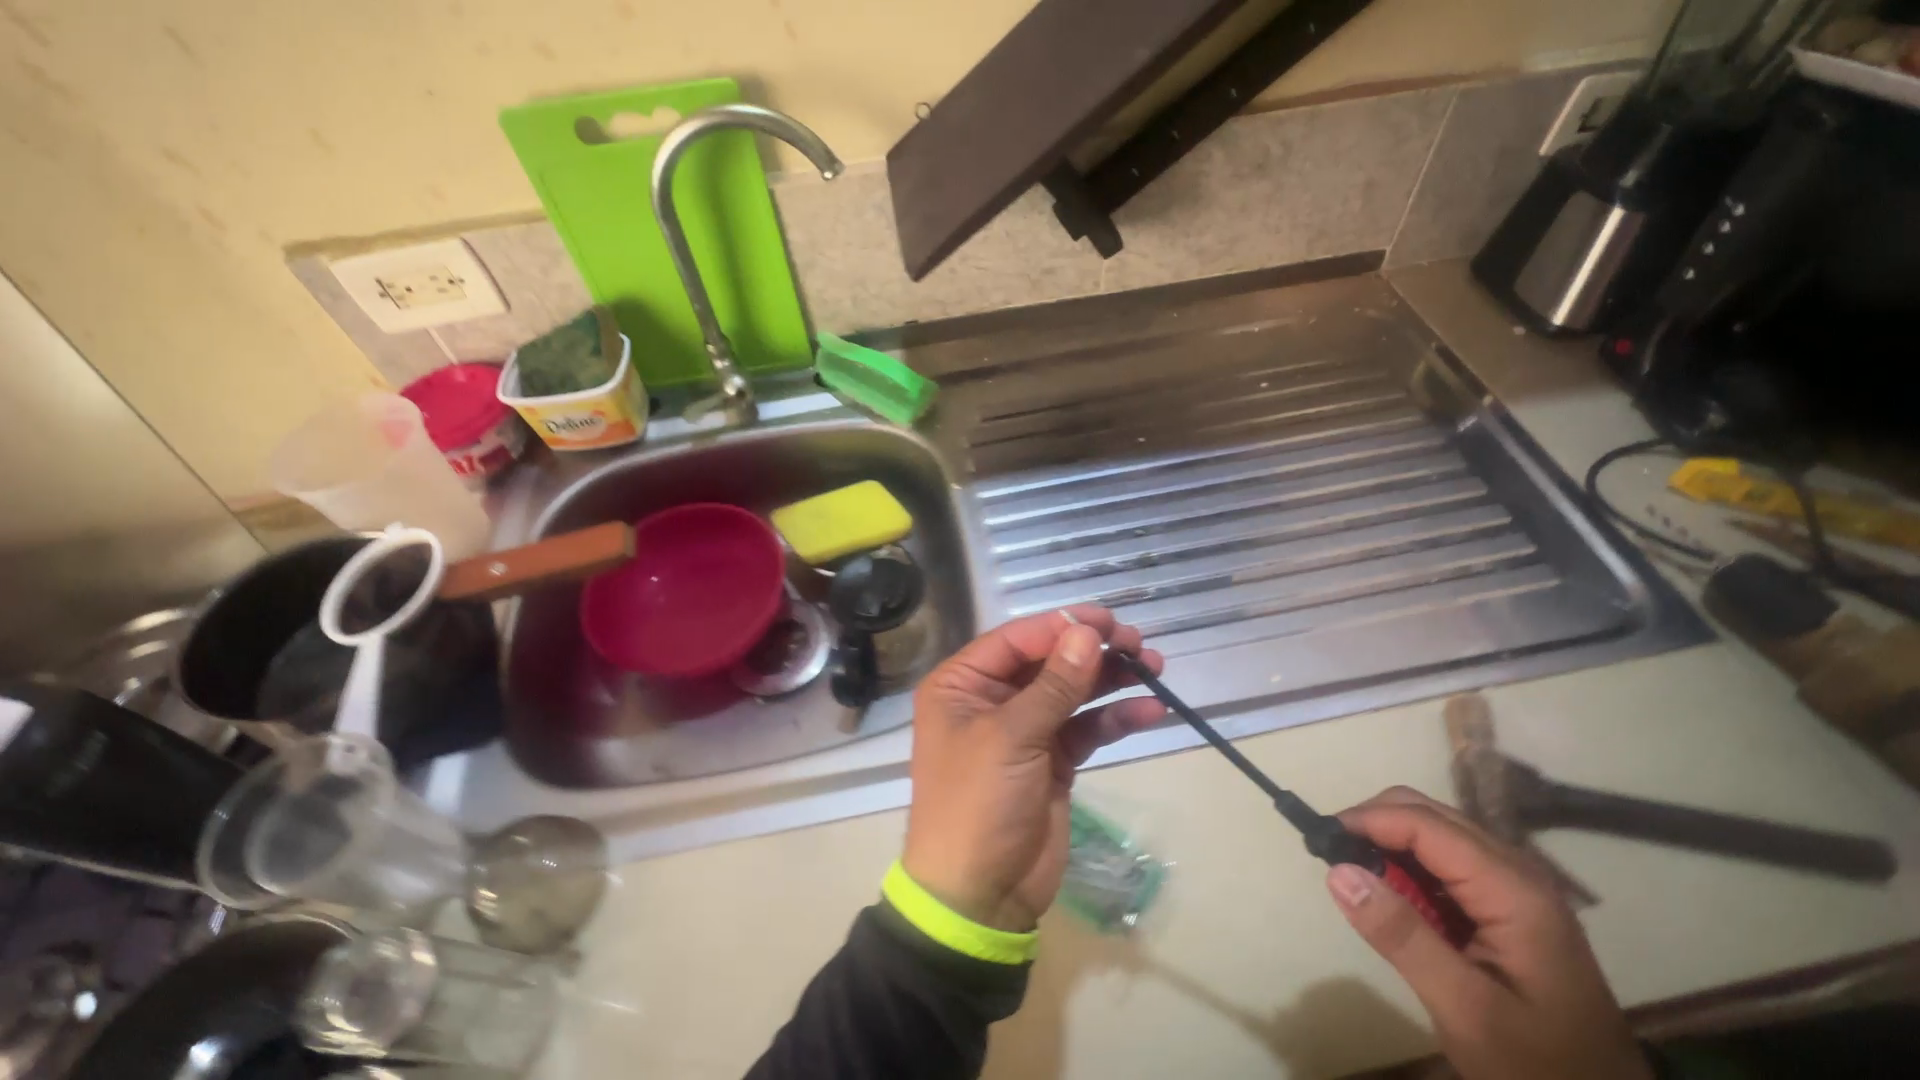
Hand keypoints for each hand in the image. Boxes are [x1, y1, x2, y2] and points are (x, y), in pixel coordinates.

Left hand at [902, 606, 1166, 931]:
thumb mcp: (1011, 738)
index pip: (1016, 640)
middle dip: (1092, 650)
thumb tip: (1087, 633)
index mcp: (961, 686)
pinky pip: (1087, 728)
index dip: (1061, 626)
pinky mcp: (1052, 762)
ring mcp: (1024, 732)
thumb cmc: (977, 804)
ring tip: (1155, 668)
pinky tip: (1150, 710)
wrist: (980, 894)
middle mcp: (990, 701)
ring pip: (1072, 692)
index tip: (1107, 620)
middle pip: (1047, 662)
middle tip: (1138, 642)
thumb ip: (1054, 685)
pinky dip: (1116, 718)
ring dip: (1111, 679)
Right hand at [1327, 788, 1650, 1079]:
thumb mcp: (1463, 1008)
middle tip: (1330, 857)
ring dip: (1391, 842)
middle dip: (1377, 823)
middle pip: (1434, 815)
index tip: (1318, 839)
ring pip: (1439, 834)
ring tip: (1353, 876)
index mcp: (1514, 891)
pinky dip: (1410, 865)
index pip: (1428, 825)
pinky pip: (1450, 863)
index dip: (1370, 820)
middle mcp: (1519, 874)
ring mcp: (1517, 889)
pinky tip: (1392, 896)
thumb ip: (1402, 936)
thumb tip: (1338, 871)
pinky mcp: (1510, 907)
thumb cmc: (1535, 1062)